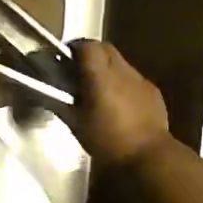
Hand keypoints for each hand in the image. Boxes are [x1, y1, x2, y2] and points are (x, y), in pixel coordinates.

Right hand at [71, 40, 169, 166]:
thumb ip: (62, 105)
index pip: (88, 46)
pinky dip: (123, 84)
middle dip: (91, 55)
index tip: (65, 60)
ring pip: (120, 63)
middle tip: (79, 73)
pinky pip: (134, 79)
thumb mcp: (78, 126)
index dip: (75, 49)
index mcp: (101, 78)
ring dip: (107, 70)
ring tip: (99, 92)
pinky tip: (120, 105)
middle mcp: (122, 72)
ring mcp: (140, 80)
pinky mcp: (153, 91)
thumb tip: (49, 95)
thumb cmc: (109, 142)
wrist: (150, 156)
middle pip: (105, 48)